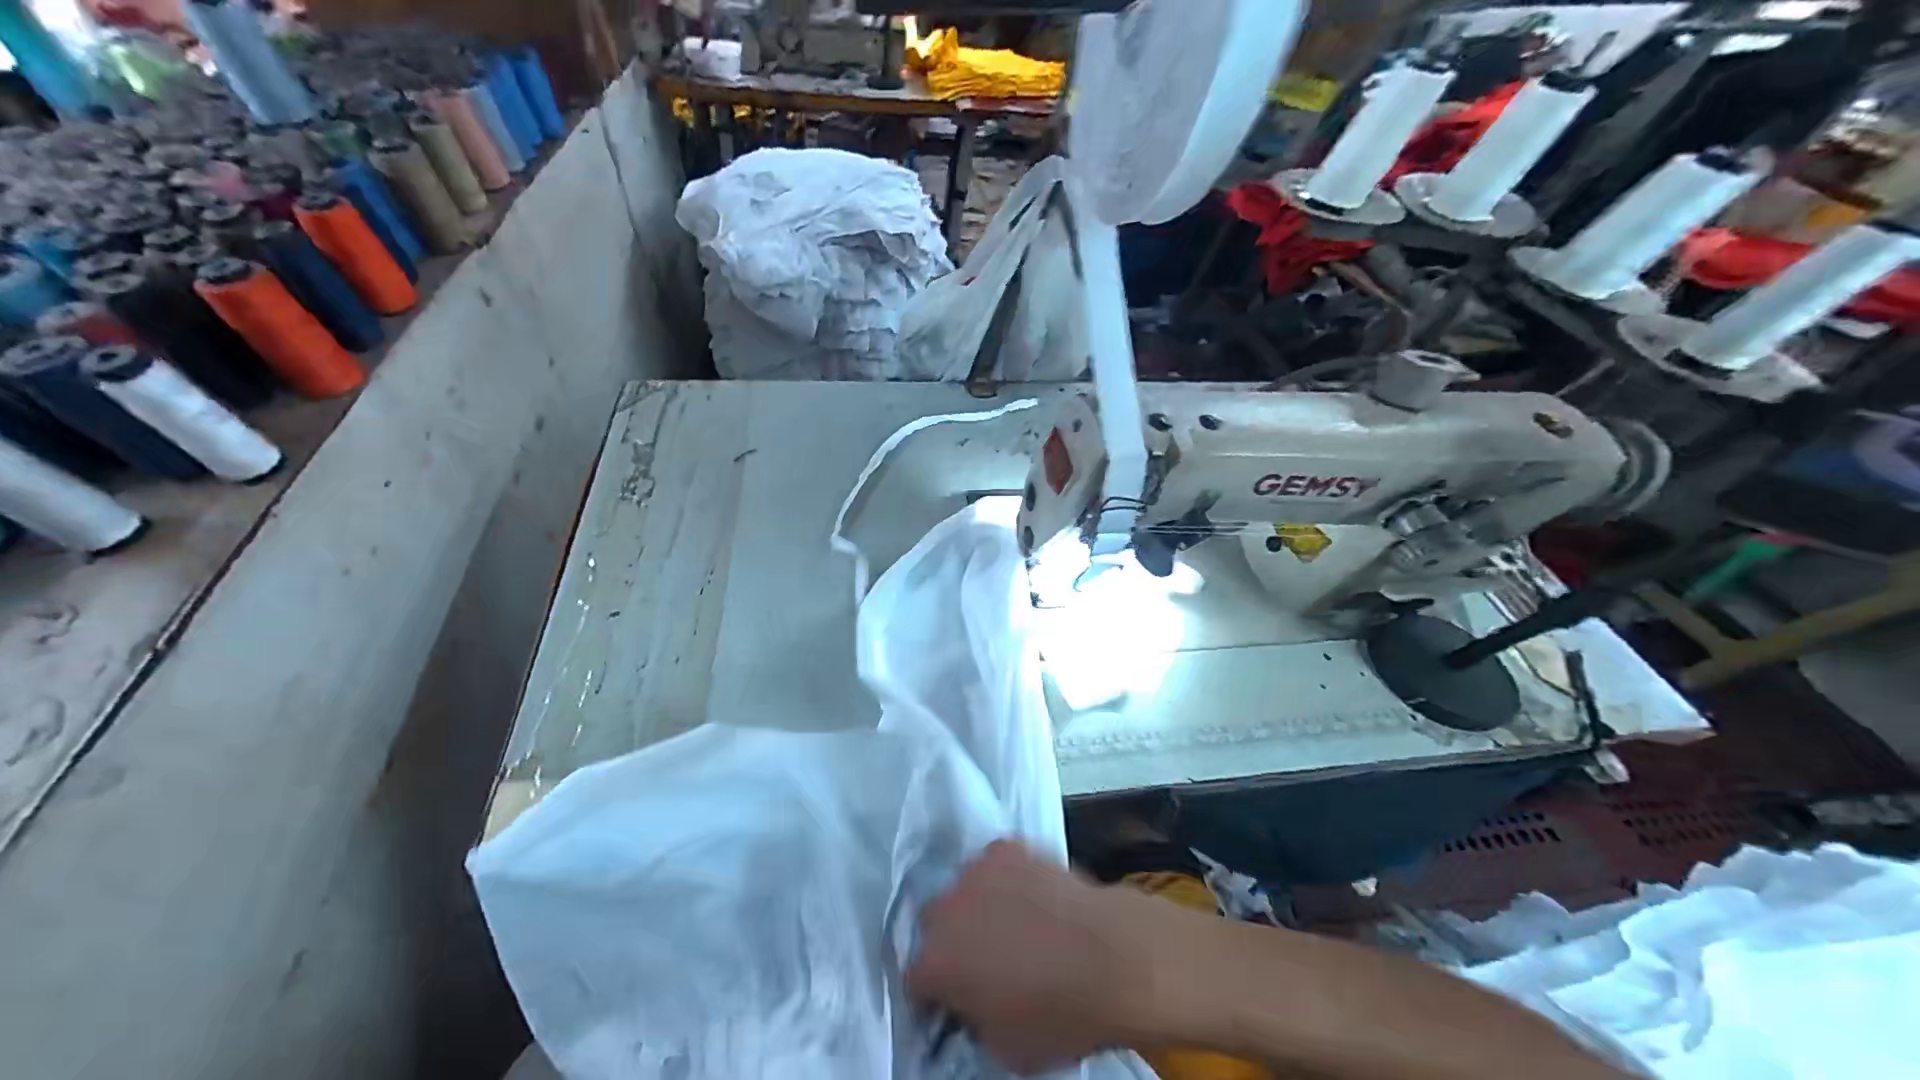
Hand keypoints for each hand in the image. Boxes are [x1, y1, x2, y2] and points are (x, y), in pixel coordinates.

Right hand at [907, 839, 1185, 1073]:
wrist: (1112, 957)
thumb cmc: (1060, 1015)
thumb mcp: (1005, 1048)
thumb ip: (973, 1020)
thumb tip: (972, 1006)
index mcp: (935, 964)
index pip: (916, 978)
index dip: (935, 992)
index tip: (955, 998)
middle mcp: (944, 910)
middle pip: (934, 925)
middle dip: (952, 940)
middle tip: (983, 958)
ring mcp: (976, 871)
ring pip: (964, 888)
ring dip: (978, 903)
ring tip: (1012, 919)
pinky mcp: (1007, 847)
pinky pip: (996, 862)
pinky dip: (1007, 875)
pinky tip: (1032, 892)